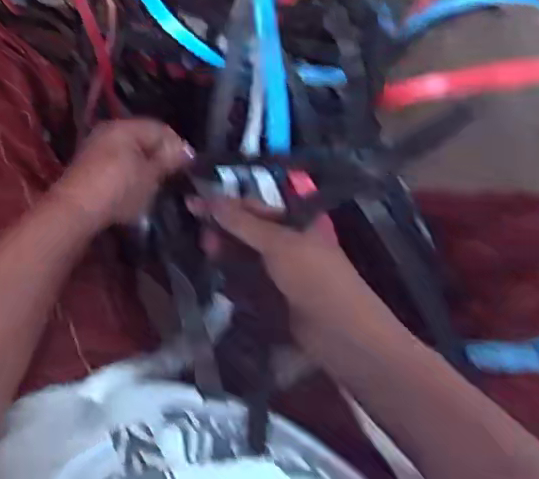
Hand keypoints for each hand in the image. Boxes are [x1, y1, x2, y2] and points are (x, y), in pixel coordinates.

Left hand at [50, 119, 190, 227]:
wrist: (76, 207)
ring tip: (157, 185)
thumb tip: (186, 149)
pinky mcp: (89, 164)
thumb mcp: (149, 176)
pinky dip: (129, 171)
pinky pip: (117, 161)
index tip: (189, 167)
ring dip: (145, 165)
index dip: (176, 145)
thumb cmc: (118, 188)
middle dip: (160, 155)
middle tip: (174, 177)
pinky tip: (136, 188)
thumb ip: (168, 160)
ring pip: (129, 150)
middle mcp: (107, 130)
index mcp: (123, 127)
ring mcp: (96, 146)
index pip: (158, 128)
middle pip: (142, 137)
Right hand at [197, 196, 395, 347]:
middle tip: (202, 236)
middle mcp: (289, 242)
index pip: (253, 204)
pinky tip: (220, 279)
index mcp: (297, 223)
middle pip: (246, 228)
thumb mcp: (277, 243)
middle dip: (222, 229)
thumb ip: (241, 221)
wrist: (346, 340)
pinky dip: (231, 277)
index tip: (192, 203)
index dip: (223, 203)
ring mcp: (282, 271)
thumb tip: (206, 197)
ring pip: (243, 253)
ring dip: (224, 252)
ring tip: (208, 255)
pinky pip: (246, 279)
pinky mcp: (275, 296)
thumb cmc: (317, 280)